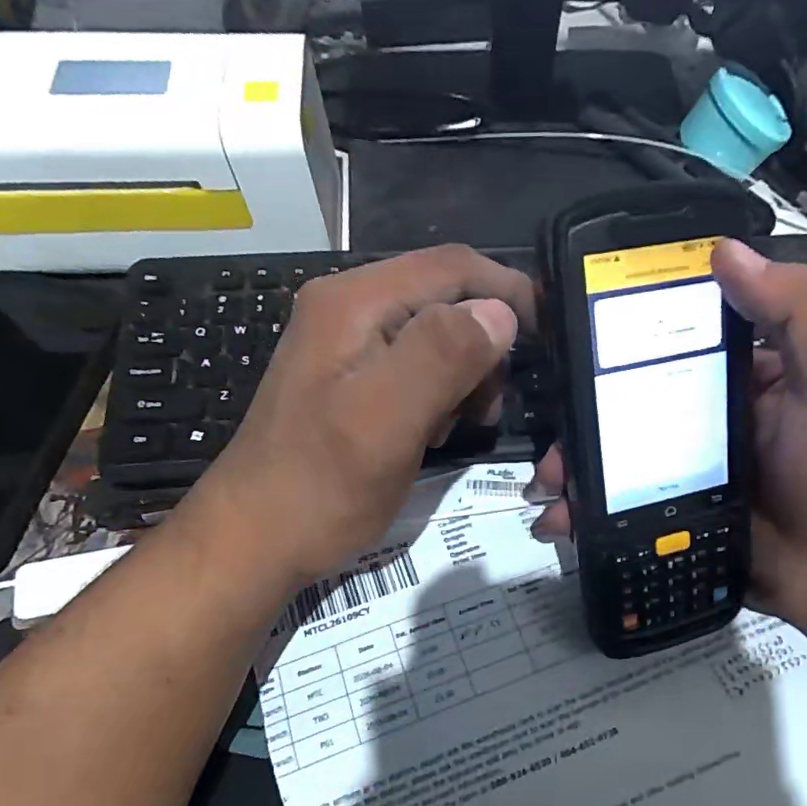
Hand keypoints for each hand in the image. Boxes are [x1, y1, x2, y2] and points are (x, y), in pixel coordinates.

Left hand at [184, 245, 534, 584]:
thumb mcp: (385, 421)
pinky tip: (436, 431)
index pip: (452, 266)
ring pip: (437, 336)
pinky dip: (443, 394)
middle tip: (492, 406)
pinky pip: (417, 369)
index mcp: (354, 303)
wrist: (257, 538)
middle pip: (445, 298)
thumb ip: (441, 357)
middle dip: (485, 345)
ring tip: (465, 425)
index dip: (507, 291)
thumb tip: (499, 315)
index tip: (549, 336)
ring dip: (467, 374)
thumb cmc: (320, 486)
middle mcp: (349, 309)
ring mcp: (348, 346)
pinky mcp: (353, 381)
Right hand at [526, 239, 806, 629]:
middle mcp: (717, 415)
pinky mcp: (680, 517)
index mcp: (753, 371)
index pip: (683, 334)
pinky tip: (561, 517)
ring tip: (548, 478)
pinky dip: (591, 511)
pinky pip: (626, 506)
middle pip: (637, 397)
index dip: (631, 326)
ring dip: (579, 461)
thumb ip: (801, 308)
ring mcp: (694, 470)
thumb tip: (724, 251)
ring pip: (622, 454)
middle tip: (551, 418)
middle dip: (587, 407)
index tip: (574, 325)